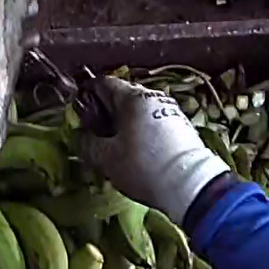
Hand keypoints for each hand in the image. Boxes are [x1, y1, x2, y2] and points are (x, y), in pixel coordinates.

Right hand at [81, 77, 228, 221]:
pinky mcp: (181, 126)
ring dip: (123, 122)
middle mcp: (152, 96)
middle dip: (104, 111)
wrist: (192, 185)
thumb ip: (86, 144)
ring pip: (138, 110)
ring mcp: (169, 109)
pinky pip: (152, 121)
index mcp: (132, 97)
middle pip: (121, 95)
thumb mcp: (106, 159)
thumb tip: (77, 135)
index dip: (86, 93)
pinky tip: (135, 150)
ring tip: (113, 144)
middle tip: (92, 132)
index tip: (77, 110)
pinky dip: (140, 130)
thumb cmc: (144, 166)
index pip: (103, 83)